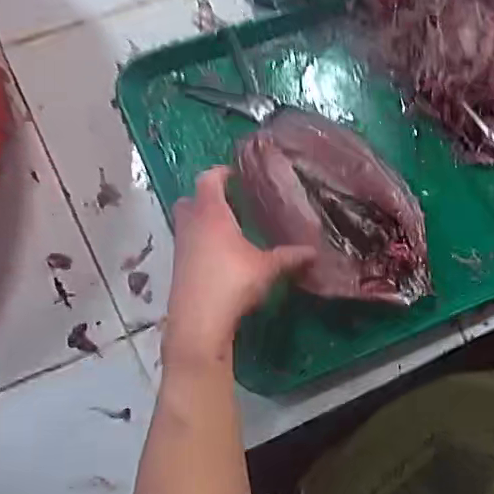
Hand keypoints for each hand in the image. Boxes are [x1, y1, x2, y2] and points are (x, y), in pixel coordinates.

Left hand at [162, 167, 313, 368]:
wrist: (198, 321)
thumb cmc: (232, 283)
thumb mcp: (267, 268)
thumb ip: (290, 256)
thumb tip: (314, 251)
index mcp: (211, 215)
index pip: (208, 180)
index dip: (220, 173)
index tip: (234, 172)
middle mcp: (191, 225)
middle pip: (191, 199)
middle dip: (207, 196)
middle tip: (231, 202)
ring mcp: (182, 246)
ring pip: (188, 222)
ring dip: (204, 220)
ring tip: (230, 228)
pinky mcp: (179, 266)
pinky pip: (190, 243)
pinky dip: (203, 241)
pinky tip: (223, 255)